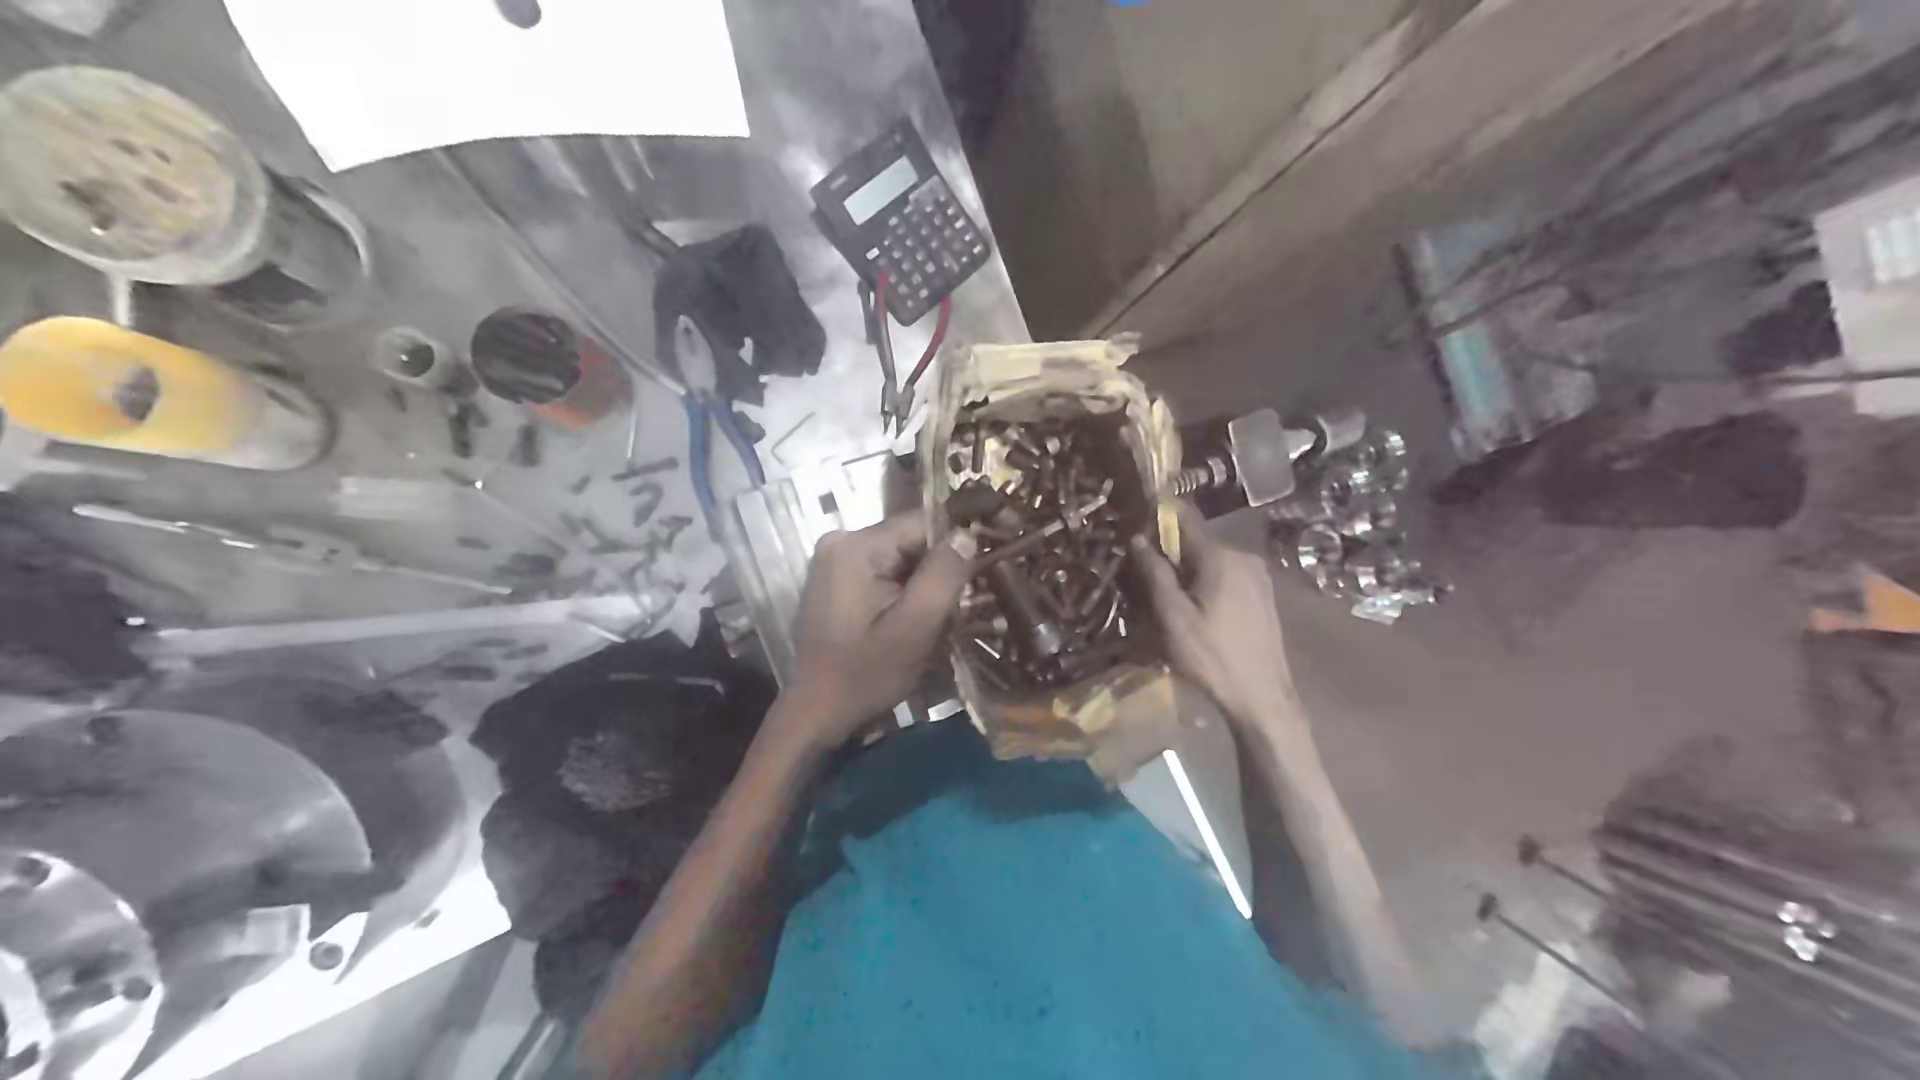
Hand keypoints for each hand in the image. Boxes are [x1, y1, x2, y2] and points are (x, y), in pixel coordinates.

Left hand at [781, 511, 975, 748]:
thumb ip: (944, 575)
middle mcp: (841, 541)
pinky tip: (909, 622)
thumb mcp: (915, 627)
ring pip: (899, 559)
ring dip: (922, 585)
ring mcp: (834, 561)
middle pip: (910, 541)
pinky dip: (902, 592)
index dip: (958, 542)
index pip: (923, 523)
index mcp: (857, 546)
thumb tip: (966, 535)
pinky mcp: (835, 580)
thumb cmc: (865, 673)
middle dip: (938, 571)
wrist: (816, 711)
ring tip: (935, 620)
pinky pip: (882, 572)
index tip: (982, 569)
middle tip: (959, 608)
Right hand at [1133, 504, 1301, 732]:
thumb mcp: (1173, 616)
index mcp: (1221, 556)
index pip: (1184, 520)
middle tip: (1146, 580)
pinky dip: (1208, 585)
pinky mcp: (1265, 595)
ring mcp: (1259, 576)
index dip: (1158, 518)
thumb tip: (1138, 538)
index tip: (1135, 521)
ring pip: (1213, 563)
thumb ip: (1155, 573)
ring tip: (1170, 602)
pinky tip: (1199, 613)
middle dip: (1172, 556)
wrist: (1262, 697)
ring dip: (1190, 574)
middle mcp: (1244, 556)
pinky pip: (1228, 578)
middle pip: (1197, 545)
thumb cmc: (1211, 656)